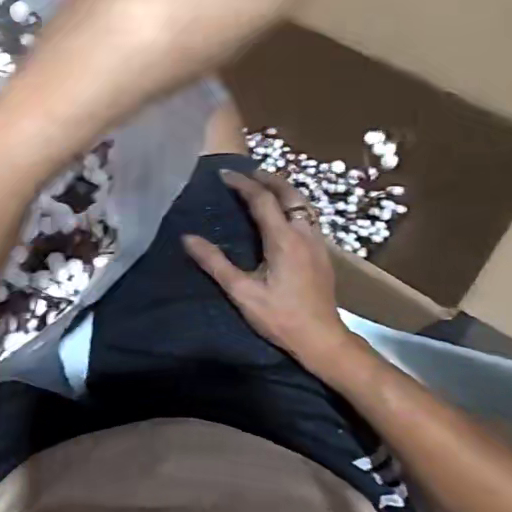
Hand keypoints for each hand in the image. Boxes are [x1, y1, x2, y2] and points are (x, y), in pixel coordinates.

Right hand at [183, 168, 364, 371]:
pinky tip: (283, 214)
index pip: (262, 200)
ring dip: (283, 190)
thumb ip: (215, 263)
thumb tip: (188, 238)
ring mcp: (318, 243)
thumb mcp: (242, 292)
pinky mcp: (323, 253)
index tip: (224, 175)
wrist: (322, 339)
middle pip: (289, 194)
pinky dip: (293, 204)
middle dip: (268, 179)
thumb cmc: (280, 317)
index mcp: (284, 240)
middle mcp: (304, 234)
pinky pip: (308, 216)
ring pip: (303, 204)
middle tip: (247, 172)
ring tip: (264, 186)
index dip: (242, 184)